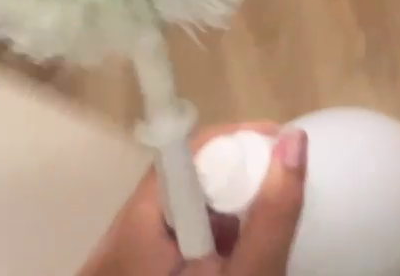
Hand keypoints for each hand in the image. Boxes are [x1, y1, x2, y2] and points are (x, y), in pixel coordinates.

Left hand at [80, 122, 307, 275]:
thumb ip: (273, 212)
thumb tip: (293, 137)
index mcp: (130, 241)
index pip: (179, 156)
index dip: (231, 141)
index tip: (275, 145)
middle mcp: (105, 252)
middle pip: (176, 181)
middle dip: (231, 174)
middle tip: (273, 190)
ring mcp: (108, 269)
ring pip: (171, 209)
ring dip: (217, 205)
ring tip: (253, 228)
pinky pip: (161, 236)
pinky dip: (200, 233)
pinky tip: (225, 254)